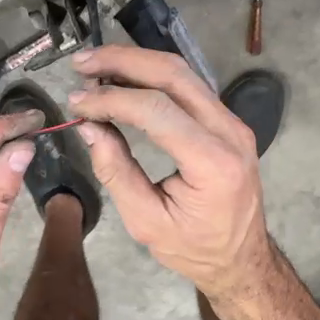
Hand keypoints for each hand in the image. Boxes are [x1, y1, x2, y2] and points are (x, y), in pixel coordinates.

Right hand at [66, 46, 274, 304]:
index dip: (112, 99)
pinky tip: (121, 77)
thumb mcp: (147, 223)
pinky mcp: (226, 120)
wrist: (242, 258)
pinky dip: (151, 75)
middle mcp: (230, 132)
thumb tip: (88, 128)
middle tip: (81, 63)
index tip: (77, 102)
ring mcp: (232, 122)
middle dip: (123, 61)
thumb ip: (117, 173)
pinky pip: (188, 84)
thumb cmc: (195, 249)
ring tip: (94, 64)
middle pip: (174, 75)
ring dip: (136, 62)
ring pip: (183, 72)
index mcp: (214, 164)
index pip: (158, 111)